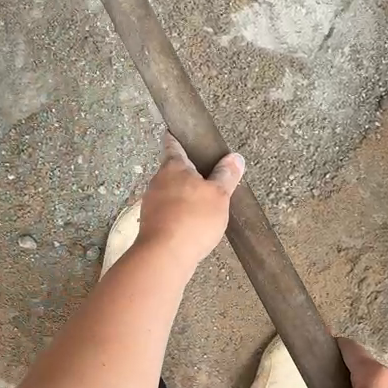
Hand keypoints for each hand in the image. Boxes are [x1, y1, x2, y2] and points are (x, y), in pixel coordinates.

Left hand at [134, 133, 243, 267]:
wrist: (164, 255)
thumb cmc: (192, 220)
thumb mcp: (219, 195)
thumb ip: (227, 176)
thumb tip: (236, 158)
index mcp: (173, 167)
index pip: (173, 145)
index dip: (176, 137)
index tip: (175, 131)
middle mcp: (158, 181)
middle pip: (172, 170)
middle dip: (187, 172)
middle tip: (205, 174)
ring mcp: (152, 203)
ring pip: (170, 192)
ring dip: (184, 195)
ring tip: (203, 204)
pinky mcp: (152, 224)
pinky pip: (168, 212)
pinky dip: (179, 214)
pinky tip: (193, 225)